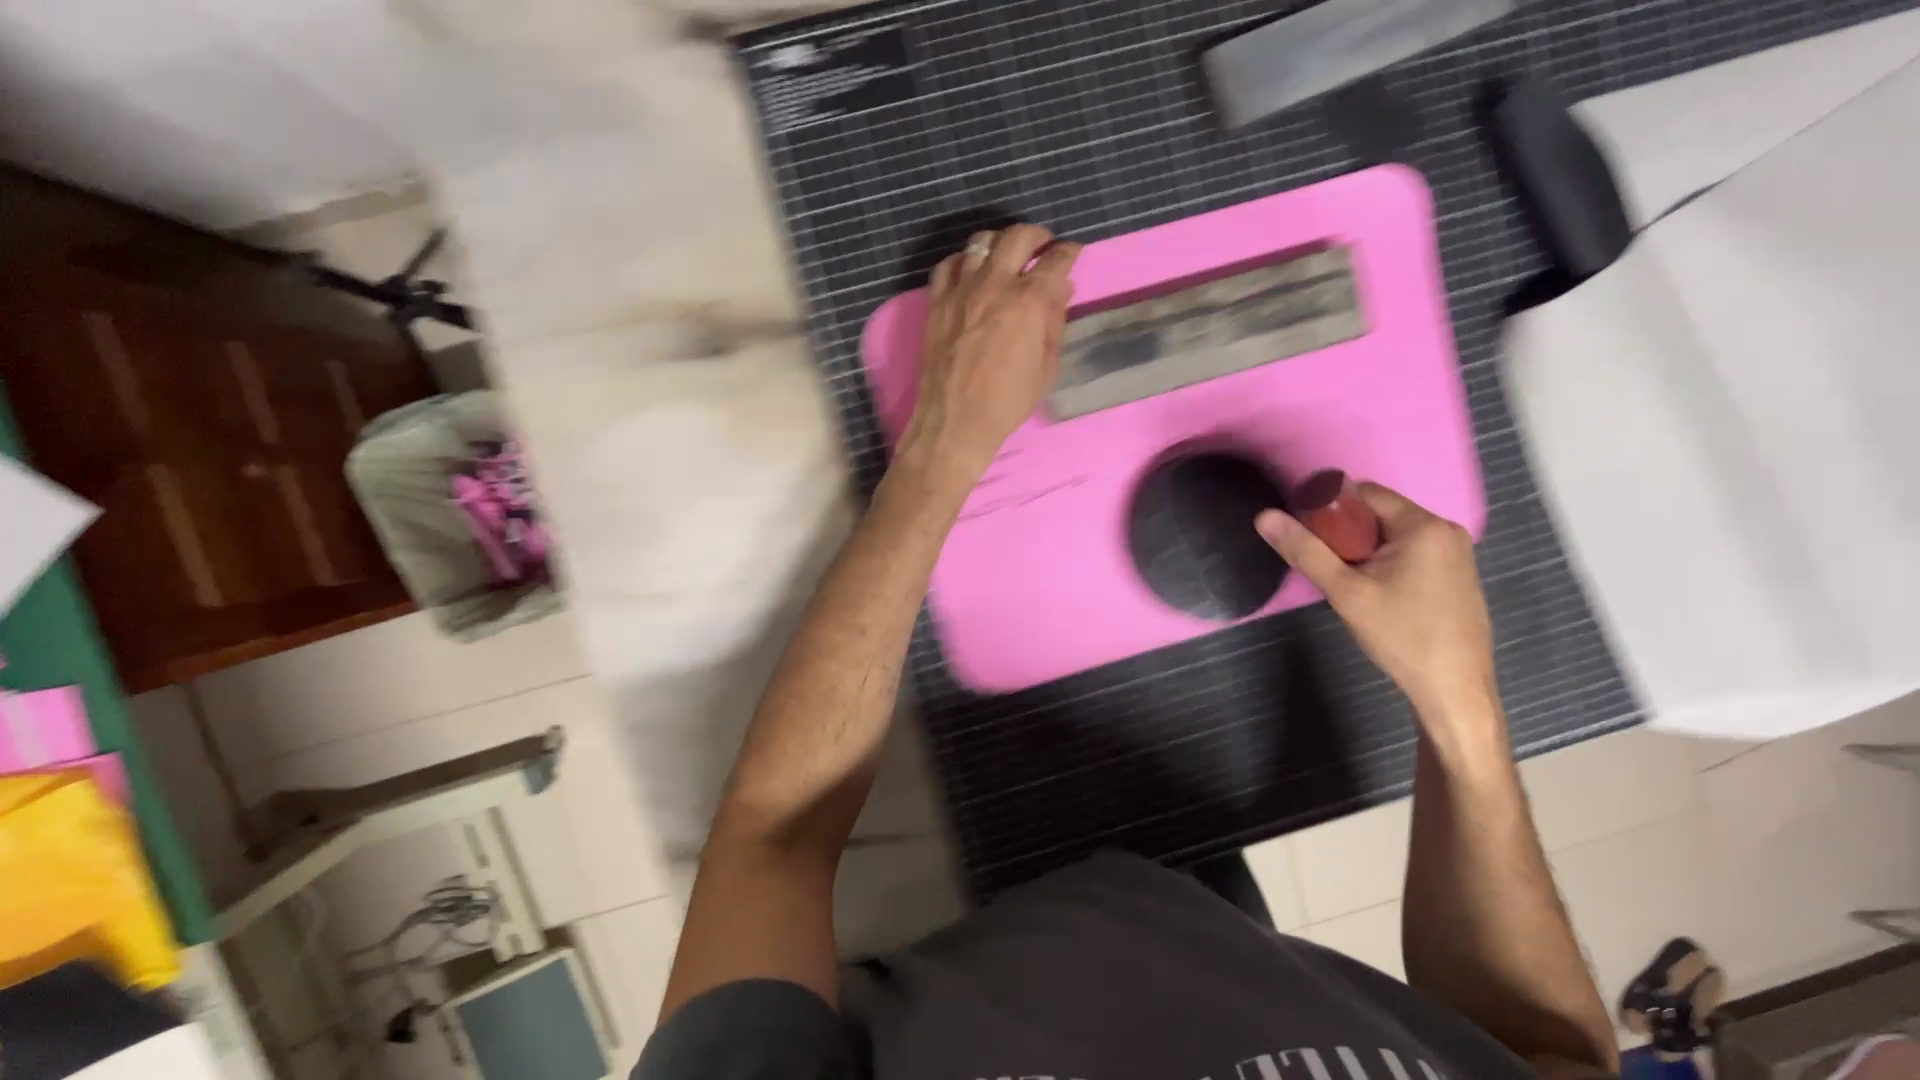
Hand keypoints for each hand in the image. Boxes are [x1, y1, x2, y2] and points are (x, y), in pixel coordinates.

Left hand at [903, 224, 1081, 478]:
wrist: (956, 420)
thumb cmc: (1008, 401)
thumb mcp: (1046, 366)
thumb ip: (1054, 321)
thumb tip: (1062, 289)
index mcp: (1028, 301)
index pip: (1055, 261)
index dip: (1069, 253)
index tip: (1072, 254)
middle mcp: (995, 284)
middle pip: (1017, 237)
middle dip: (1037, 235)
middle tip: (1043, 246)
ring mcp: (961, 290)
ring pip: (981, 242)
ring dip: (1000, 242)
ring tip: (1007, 254)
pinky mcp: (936, 301)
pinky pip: (948, 264)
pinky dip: (964, 260)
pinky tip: (972, 271)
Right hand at [1256, 484, 1497, 727]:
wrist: (1454, 689)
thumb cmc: (1401, 636)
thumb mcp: (1345, 593)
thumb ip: (1305, 551)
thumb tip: (1265, 517)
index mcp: (1423, 525)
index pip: (1365, 493)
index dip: (1331, 510)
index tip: (1311, 537)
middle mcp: (1447, 530)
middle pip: (1381, 513)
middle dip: (1349, 535)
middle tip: (1332, 569)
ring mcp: (1458, 553)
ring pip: (1395, 535)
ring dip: (1368, 551)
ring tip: (1353, 586)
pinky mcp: (1460, 575)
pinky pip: (1414, 552)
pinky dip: (1390, 563)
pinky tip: (1381, 596)